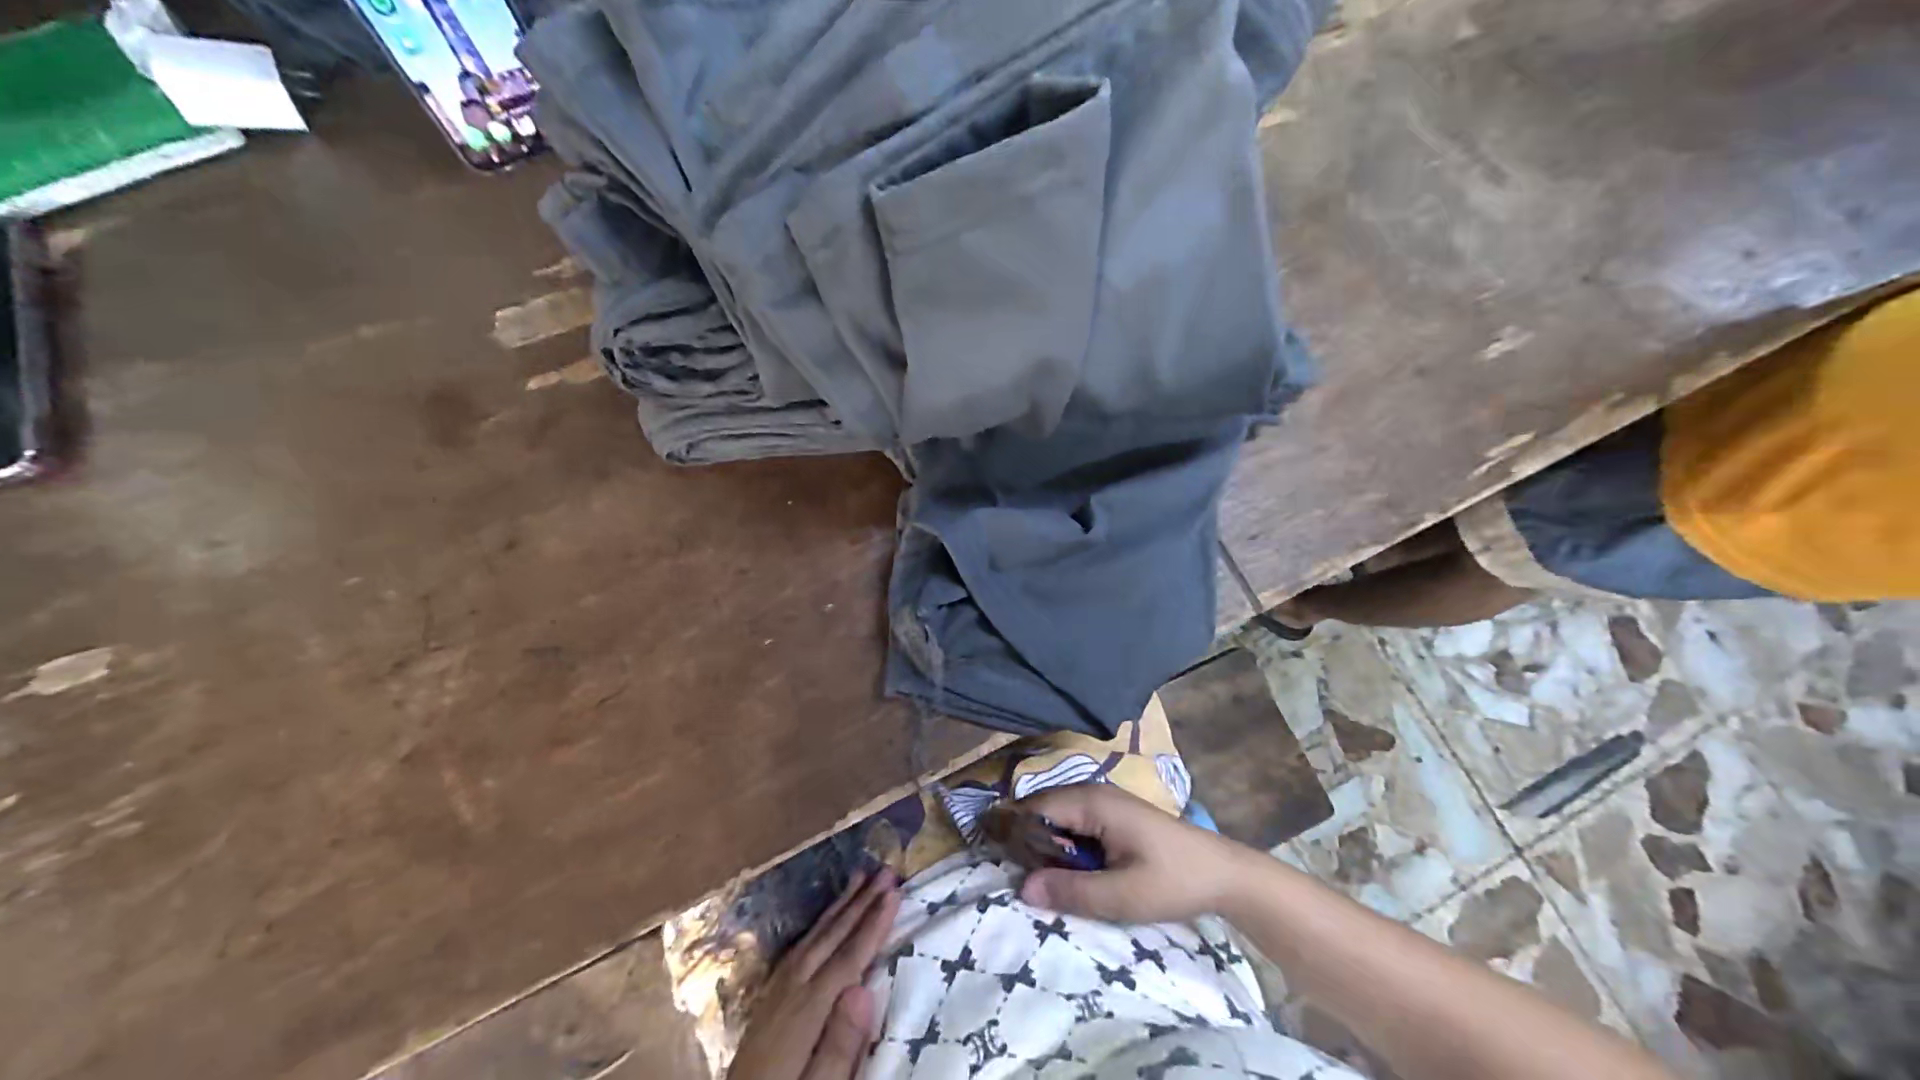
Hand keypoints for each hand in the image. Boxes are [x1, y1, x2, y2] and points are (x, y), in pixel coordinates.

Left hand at [729, 867, 901, 1079]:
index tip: (895, 892)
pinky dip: (817, 928)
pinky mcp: (767, 1006)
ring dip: (839, 908)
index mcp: (805, 1014)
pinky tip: (824, 923)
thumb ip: (839, 1045)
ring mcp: (774, 998)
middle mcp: (788, 994)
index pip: (847, 959)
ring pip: (812, 939)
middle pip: (829, 939)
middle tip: (885, 871)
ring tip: (858, 878)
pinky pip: (797, 950)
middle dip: (860, 903)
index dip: (873, 924)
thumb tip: (864, 988)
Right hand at [1015, 783, 1252, 922]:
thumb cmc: (1174, 880)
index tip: (1000, 867)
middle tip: (1019, 880)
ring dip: (1046, 847)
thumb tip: (1021, 888)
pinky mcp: (1111, 816)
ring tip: (1039, 881)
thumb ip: (1072, 891)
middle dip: (1027, 842)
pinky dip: (1063, 846)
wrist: (1224, 874)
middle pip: (1041, 811)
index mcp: (1091, 801)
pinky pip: (1073, 825)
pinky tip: (1067, 874)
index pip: (1033, 809)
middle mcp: (1092, 792)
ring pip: (1056, 819)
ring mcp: (1102, 802)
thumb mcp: (1122, 896)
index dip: (1014, 835)